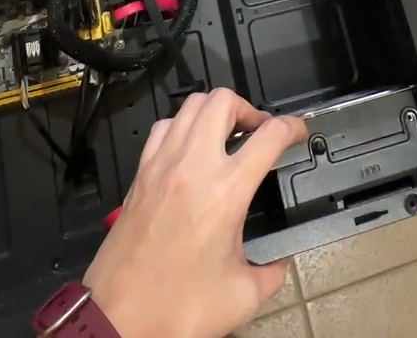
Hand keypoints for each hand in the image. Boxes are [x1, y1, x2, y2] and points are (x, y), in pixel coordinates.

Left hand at [84, 88, 307, 337]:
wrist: (118, 319)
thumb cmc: (173, 307)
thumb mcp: (240, 297)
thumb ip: (269, 274)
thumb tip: (278, 265)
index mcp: (225, 191)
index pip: (269, 136)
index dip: (292, 127)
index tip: (297, 132)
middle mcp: (193, 166)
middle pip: (223, 100)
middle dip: (249, 108)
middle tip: (258, 130)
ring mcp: (162, 164)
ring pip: (191, 105)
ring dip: (215, 111)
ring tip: (227, 132)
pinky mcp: (141, 173)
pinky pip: (164, 127)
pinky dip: (182, 126)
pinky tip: (189, 147)